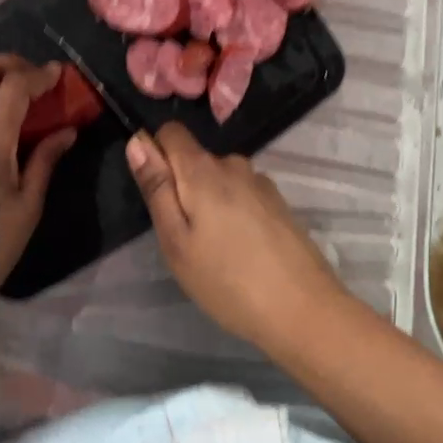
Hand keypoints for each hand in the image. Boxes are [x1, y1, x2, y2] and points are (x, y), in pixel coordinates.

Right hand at [127, 122, 345, 346]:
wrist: (304, 311)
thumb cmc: (227, 280)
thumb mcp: (176, 241)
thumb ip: (156, 187)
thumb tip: (138, 141)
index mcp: (202, 170)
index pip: (170, 132)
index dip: (156, 154)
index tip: (157, 195)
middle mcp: (233, 164)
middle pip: (195, 159)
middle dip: (183, 187)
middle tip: (186, 238)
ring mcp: (260, 183)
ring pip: (220, 179)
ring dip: (210, 202)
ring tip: (216, 249)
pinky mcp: (278, 204)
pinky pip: (242, 194)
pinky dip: (234, 213)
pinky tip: (243, 251)